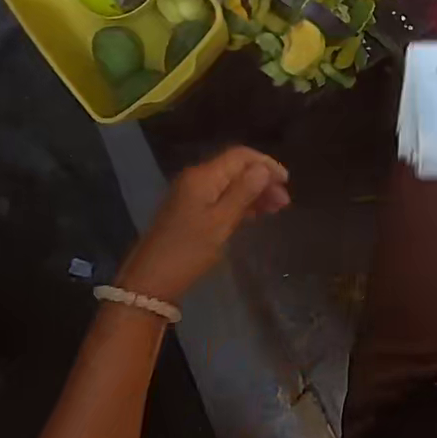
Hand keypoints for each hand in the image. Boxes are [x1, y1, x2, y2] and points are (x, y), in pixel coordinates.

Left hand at [115, 147, 291, 302]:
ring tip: (276, 209)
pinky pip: (221, 197)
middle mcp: (196, 178)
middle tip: (284, 202)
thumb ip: (243, 192)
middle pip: (236, 168)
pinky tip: (255, 215)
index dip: (266, 164)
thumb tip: (263, 168)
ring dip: (254, 192)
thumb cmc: (188, 251)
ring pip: (230, 183)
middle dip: (262, 180)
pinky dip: (240, 202)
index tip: (287, 182)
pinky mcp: (190, 211)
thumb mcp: (221, 222)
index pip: (240, 156)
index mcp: (203, 176)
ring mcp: (191, 195)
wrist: (150, 282)